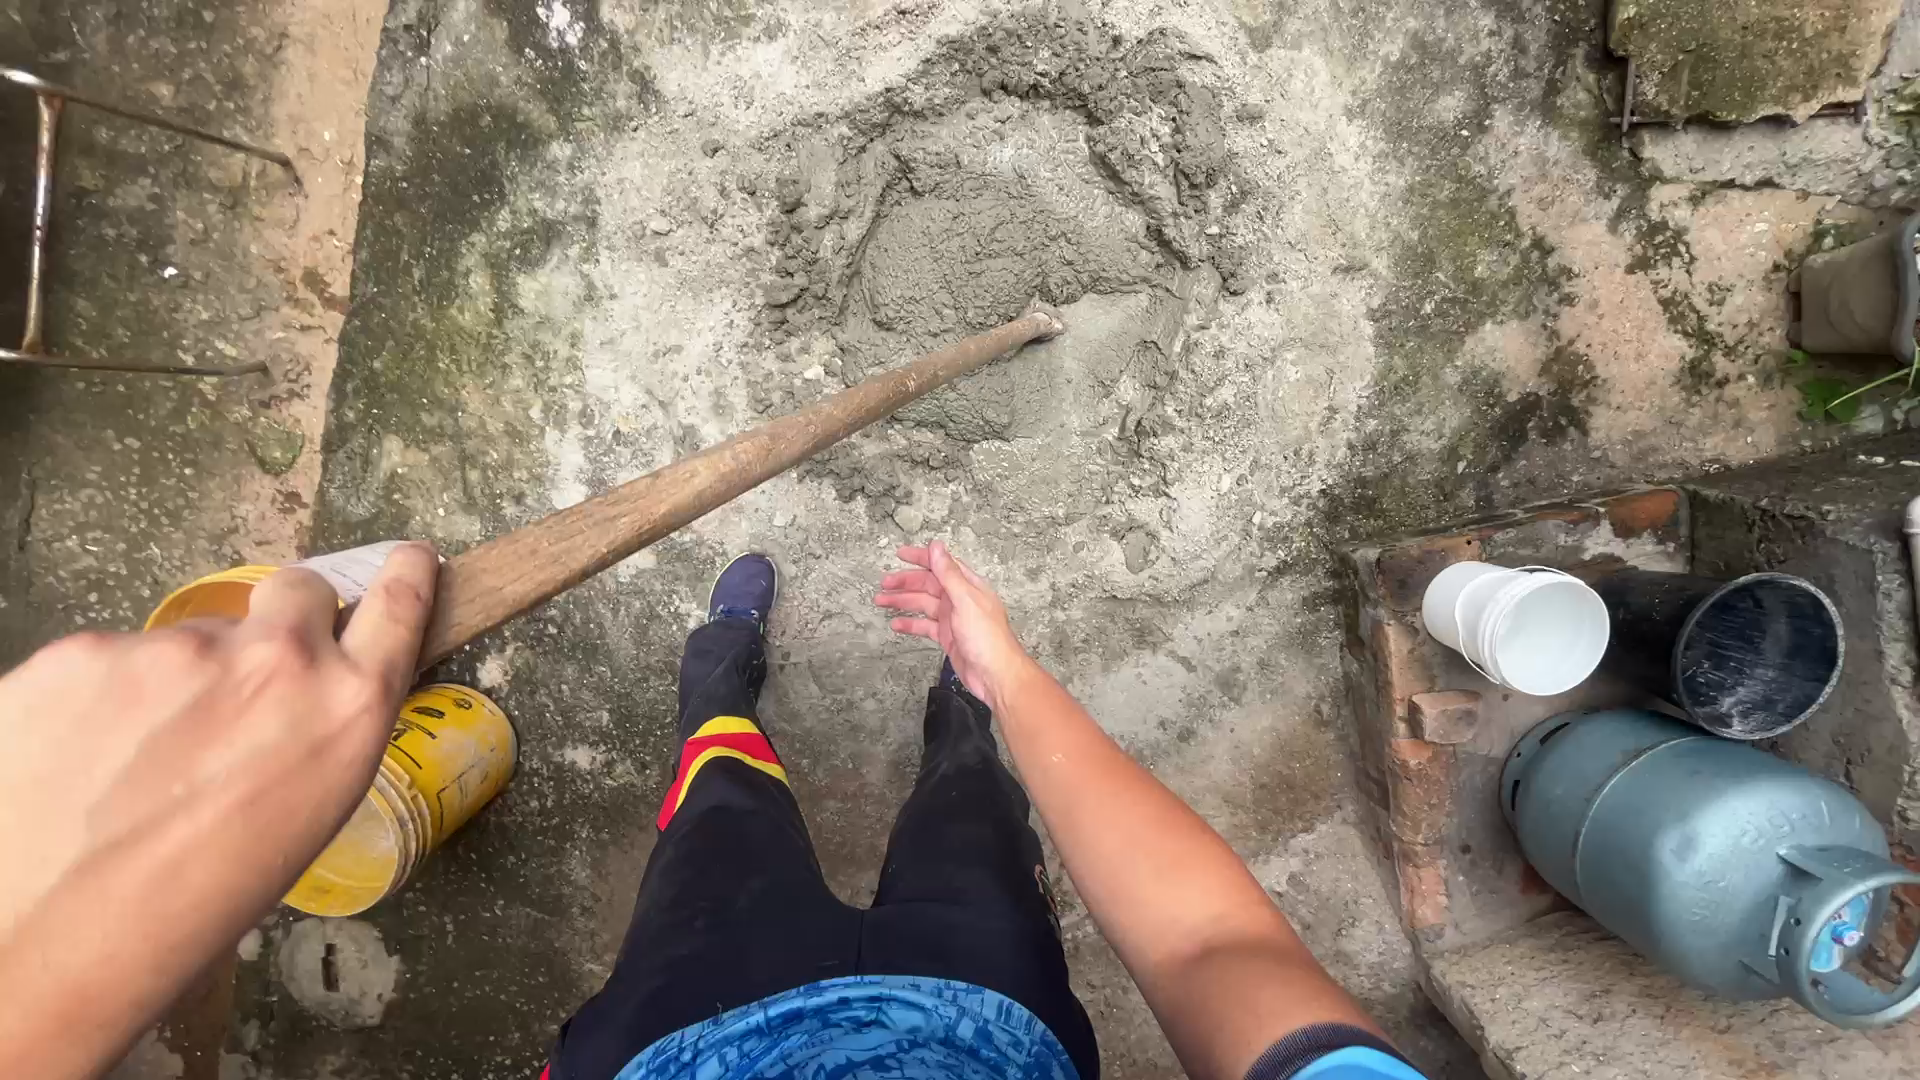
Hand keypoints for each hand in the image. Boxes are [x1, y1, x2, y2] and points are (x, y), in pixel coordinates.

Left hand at [0, 542, 438, 1079]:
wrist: (67, 938)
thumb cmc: (226, 874)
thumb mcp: (331, 783)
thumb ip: (340, 706)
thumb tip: (322, 667)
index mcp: (354, 696)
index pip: (400, 602)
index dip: (408, 571)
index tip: (410, 555)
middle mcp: (281, 658)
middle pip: (297, 588)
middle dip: (286, 617)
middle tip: (250, 674)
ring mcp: (175, 651)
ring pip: (196, 634)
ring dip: (187, 669)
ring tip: (146, 745)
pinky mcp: (75, 657)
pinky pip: (111, 655)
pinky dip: (107, 691)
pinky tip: (89, 748)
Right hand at [875, 541, 1034, 707]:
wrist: (995, 674)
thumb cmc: (989, 639)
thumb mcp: (965, 600)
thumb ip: (949, 574)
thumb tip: (937, 548)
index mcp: (967, 586)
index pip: (941, 565)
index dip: (921, 558)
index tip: (901, 554)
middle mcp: (960, 600)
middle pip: (928, 585)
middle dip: (905, 582)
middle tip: (885, 584)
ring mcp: (953, 618)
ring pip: (923, 605)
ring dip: (903, 602)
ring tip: (882, 601)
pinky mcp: (948, 636)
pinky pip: (924, 626)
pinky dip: (910, 624)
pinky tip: (897, 624)